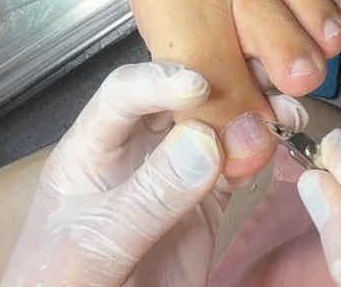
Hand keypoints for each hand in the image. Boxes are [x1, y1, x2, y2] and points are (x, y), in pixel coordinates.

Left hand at [1, 63, 301, 286]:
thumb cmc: (59, 286)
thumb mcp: (95, 244)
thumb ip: (147, 196)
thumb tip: (204, 141)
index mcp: (92, 146)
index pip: (123, 93)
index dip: (159, 80)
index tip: (199, 85)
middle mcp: (134, 150)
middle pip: (177, 98)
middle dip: (220, 82)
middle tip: (259, 75)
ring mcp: (171, 176)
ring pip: (212, 127)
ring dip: (248, 113)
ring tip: (282, 108)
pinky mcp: (202, 207)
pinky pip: (233, 168)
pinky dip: (257, 153)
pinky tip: (277, 139)